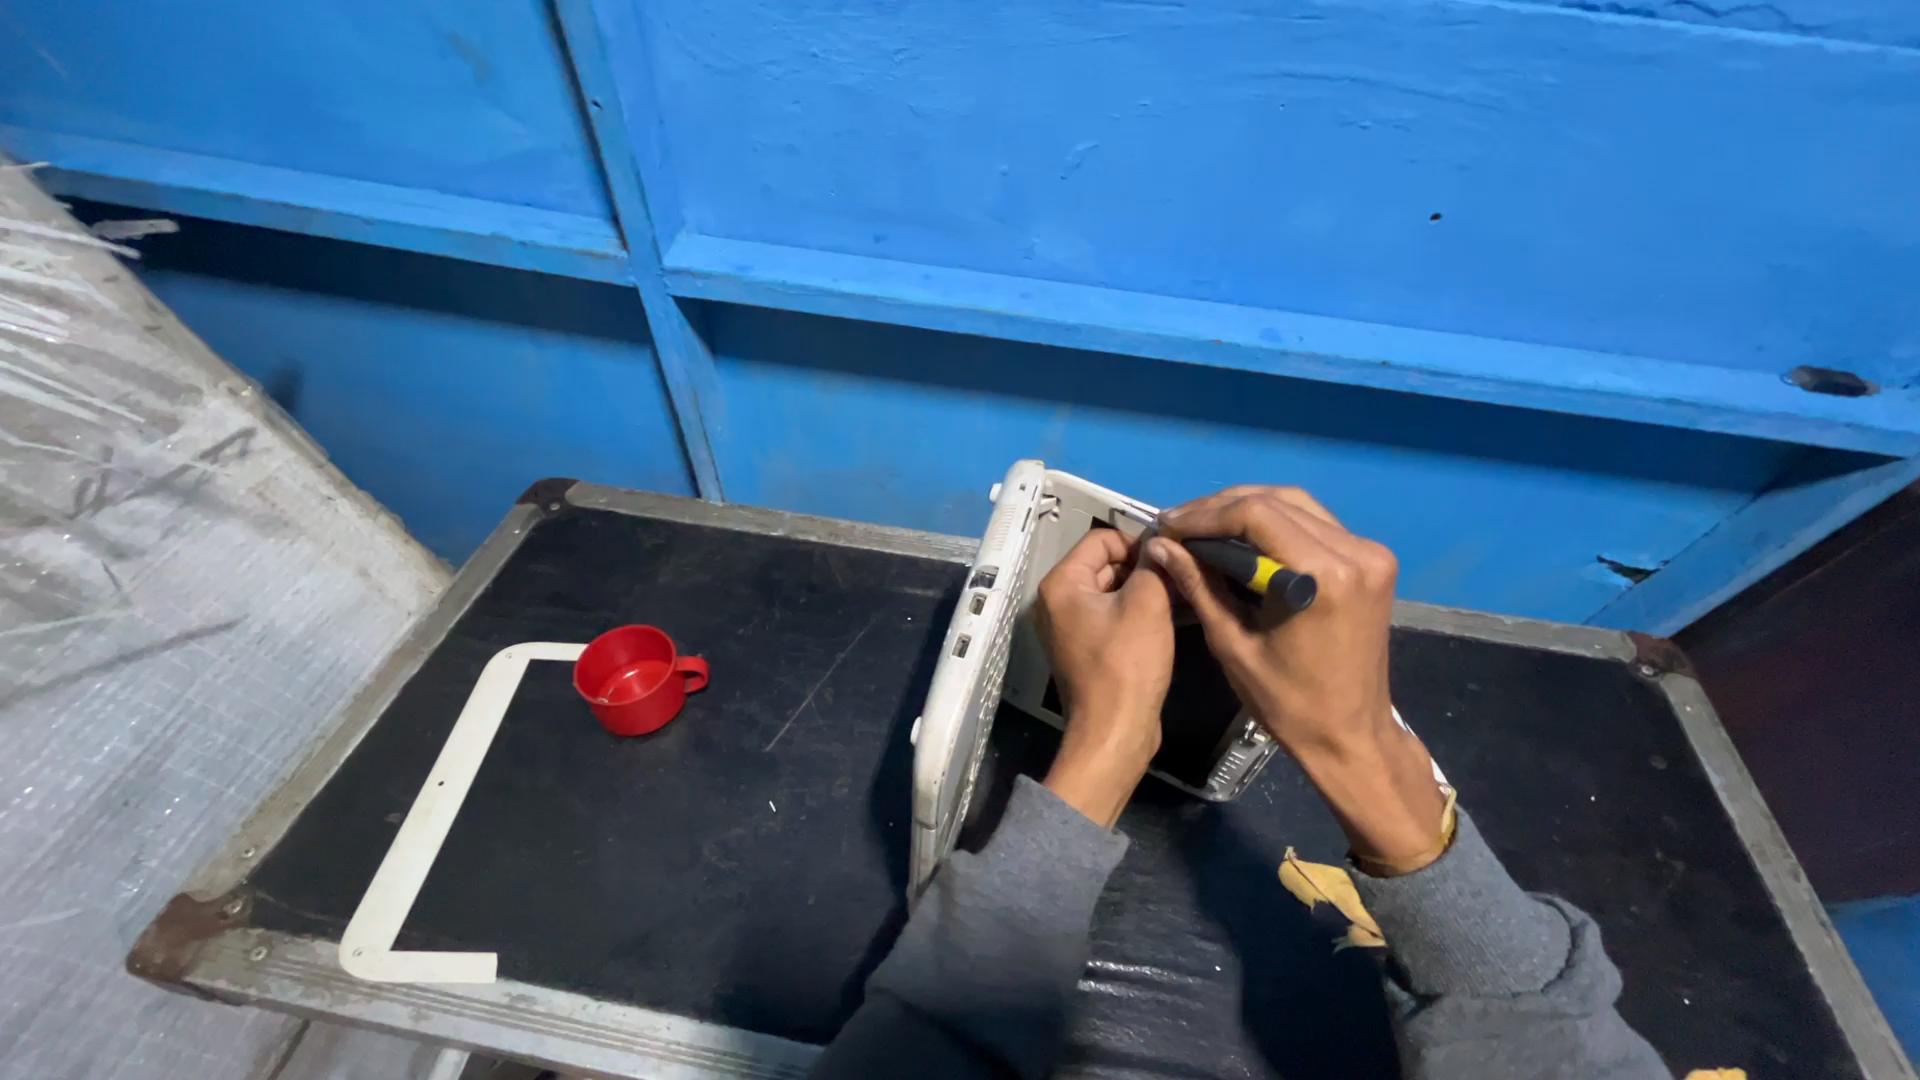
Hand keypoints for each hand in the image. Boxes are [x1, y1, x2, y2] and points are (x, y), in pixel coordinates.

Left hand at [1034, 527, 1175, 826]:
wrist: (1115, 730)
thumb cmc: (1127, 664)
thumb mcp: (1147, 604)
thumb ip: (1154, 565)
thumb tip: (1162, 542)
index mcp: (1062, 583)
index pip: (1101, 538)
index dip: (1138, 543)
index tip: (1170, 557)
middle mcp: (1057, 600)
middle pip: (1106, 564)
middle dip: (1144, 568)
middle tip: (1181, 577)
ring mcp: (1070, 626)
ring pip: (1113, 591)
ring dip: (1145, 590)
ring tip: (1182, 594)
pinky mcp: (1087, 647)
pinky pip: (1113, 616)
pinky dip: (1138, 612)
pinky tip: (1172, 615)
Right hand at [1149, 486, 1446, 870]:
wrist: (1351, 734)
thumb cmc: (1287, 701)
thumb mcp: (1231, 643)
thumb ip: (1198, 585)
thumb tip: (1160, 545)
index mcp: (1323, 577)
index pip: (1255, 514)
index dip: (1204, 514)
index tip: (1168, 525)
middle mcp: (1355, 553)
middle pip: (1276, 500)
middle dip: (1219, 507)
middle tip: (1178, 524)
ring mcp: (1369, 553)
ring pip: (1296, 503)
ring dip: (1245, 508)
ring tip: (1202, 525)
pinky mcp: (1371, 559)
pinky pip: (1314, 522)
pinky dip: (1273, 522)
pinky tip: (1240, 536)